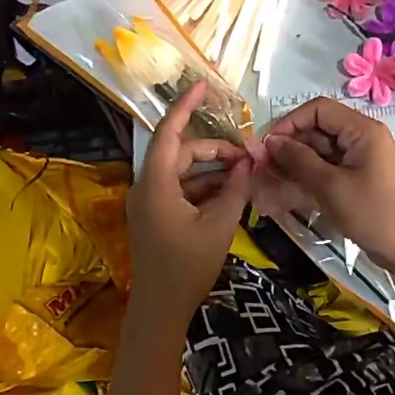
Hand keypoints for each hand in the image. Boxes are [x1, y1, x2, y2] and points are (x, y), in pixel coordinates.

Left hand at [127, 81, 253, 321]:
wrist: (160, 307)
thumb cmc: (187, 266)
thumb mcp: (219, 225)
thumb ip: (235, 189)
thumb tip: (248, 162)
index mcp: (156, 183)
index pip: (169, 133)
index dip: (186, 107)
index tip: (204, 86)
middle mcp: (146, 187)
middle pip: (180, 153)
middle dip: (213, 150)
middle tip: (246, 157)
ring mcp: (149, 202)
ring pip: (182, 172)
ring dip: (211, 170)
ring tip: (243, 174)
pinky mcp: (155, 217)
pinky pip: (179, 190)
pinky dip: (203, 187)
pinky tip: (229, 193)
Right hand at [254, 97, 394, 270]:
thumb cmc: (374, 215)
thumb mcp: (330, 186)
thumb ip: (298, 159)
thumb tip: (271, 142)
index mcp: (363, 130)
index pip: (318, 109)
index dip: (289, 123)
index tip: (267, 147)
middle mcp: (364, 139)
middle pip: (319, 130)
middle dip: (290, 147)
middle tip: (264, 170)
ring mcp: (363, 161)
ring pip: (322, 153)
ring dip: (296, 165)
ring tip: (271, 184)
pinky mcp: (361, 181)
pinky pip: (331, 171)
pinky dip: (310, 179)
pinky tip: (289, 194)